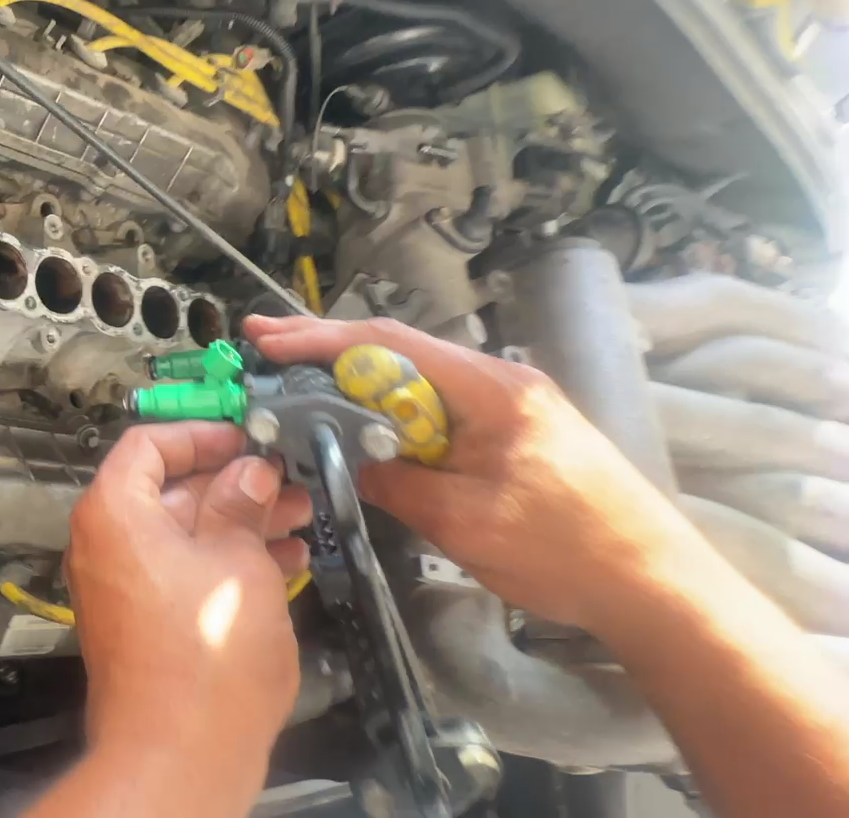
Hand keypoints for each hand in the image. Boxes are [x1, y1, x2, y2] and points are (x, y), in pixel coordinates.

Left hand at [66, 421, 312, 780]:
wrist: (174, 755)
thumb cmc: (206, 653)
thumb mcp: (238, 564)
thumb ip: (240, 506)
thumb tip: (249, 471)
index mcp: (114, 509)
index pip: (147, 444)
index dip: (200, 435)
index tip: (247, 439)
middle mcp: (104, 537)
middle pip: (167, 487)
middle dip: (231, 483)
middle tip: (288, 484)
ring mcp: (117, 577)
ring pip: (179, 529)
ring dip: (235, 521)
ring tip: (298, 518)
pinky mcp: (136, 613)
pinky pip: (176, 566)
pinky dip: (220, 558)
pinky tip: (280, 562)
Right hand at [244, 315, 703, 631]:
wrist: (664, 591)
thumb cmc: (565, 552)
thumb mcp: (460, 520)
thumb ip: (390, 478)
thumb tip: (330, 454)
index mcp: (490, 389)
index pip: (388, 345)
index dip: (319, 338)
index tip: (267, 340)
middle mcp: (497, 380)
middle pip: (395, 347)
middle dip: (323, 342)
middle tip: (263, 340)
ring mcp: (504, 402)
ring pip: (409, 372)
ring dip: (348, 372)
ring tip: (291, 370)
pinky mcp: (507, 427)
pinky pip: (428, 400)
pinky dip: (378, 399)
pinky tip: (349, 408)